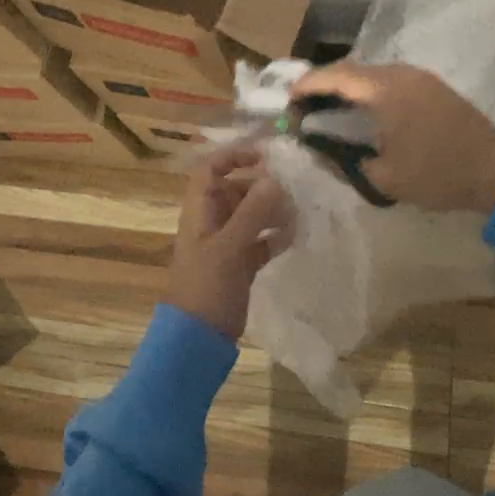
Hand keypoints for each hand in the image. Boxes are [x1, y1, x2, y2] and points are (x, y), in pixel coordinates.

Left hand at [166, 148, 291, 339]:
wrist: (198, 339)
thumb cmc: (207, 287)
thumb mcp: (229, 247)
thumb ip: (252, 212)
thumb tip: (275, 179)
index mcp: (199, 211)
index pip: (210, 169)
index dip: (234, 156)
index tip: (266, 157)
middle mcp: (211, 222)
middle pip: (235, 190)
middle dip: (262, 187)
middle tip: (291, 191)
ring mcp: (225, 244)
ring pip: (250, 215)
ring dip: (272, 211)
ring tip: (296, 215)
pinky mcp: (239, 265)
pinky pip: (259, 241)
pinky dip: (274, 236)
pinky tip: (293, 238)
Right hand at [291, 62, 494, 213]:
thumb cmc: (437, 175)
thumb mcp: (383, 177)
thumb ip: (345, 160)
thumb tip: (320, 150)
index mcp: (386, 90)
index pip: (336, 76)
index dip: (307, 85)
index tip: (287, 100)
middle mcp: (402, 74)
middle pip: (353, 70)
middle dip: (324, 84)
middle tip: (303, 106)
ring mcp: (421, 78)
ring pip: (373, 74)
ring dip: (348, 88)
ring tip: (329, 110)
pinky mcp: (434, 88)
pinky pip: (391, 81)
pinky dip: (369, 92)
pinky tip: (363, 112)